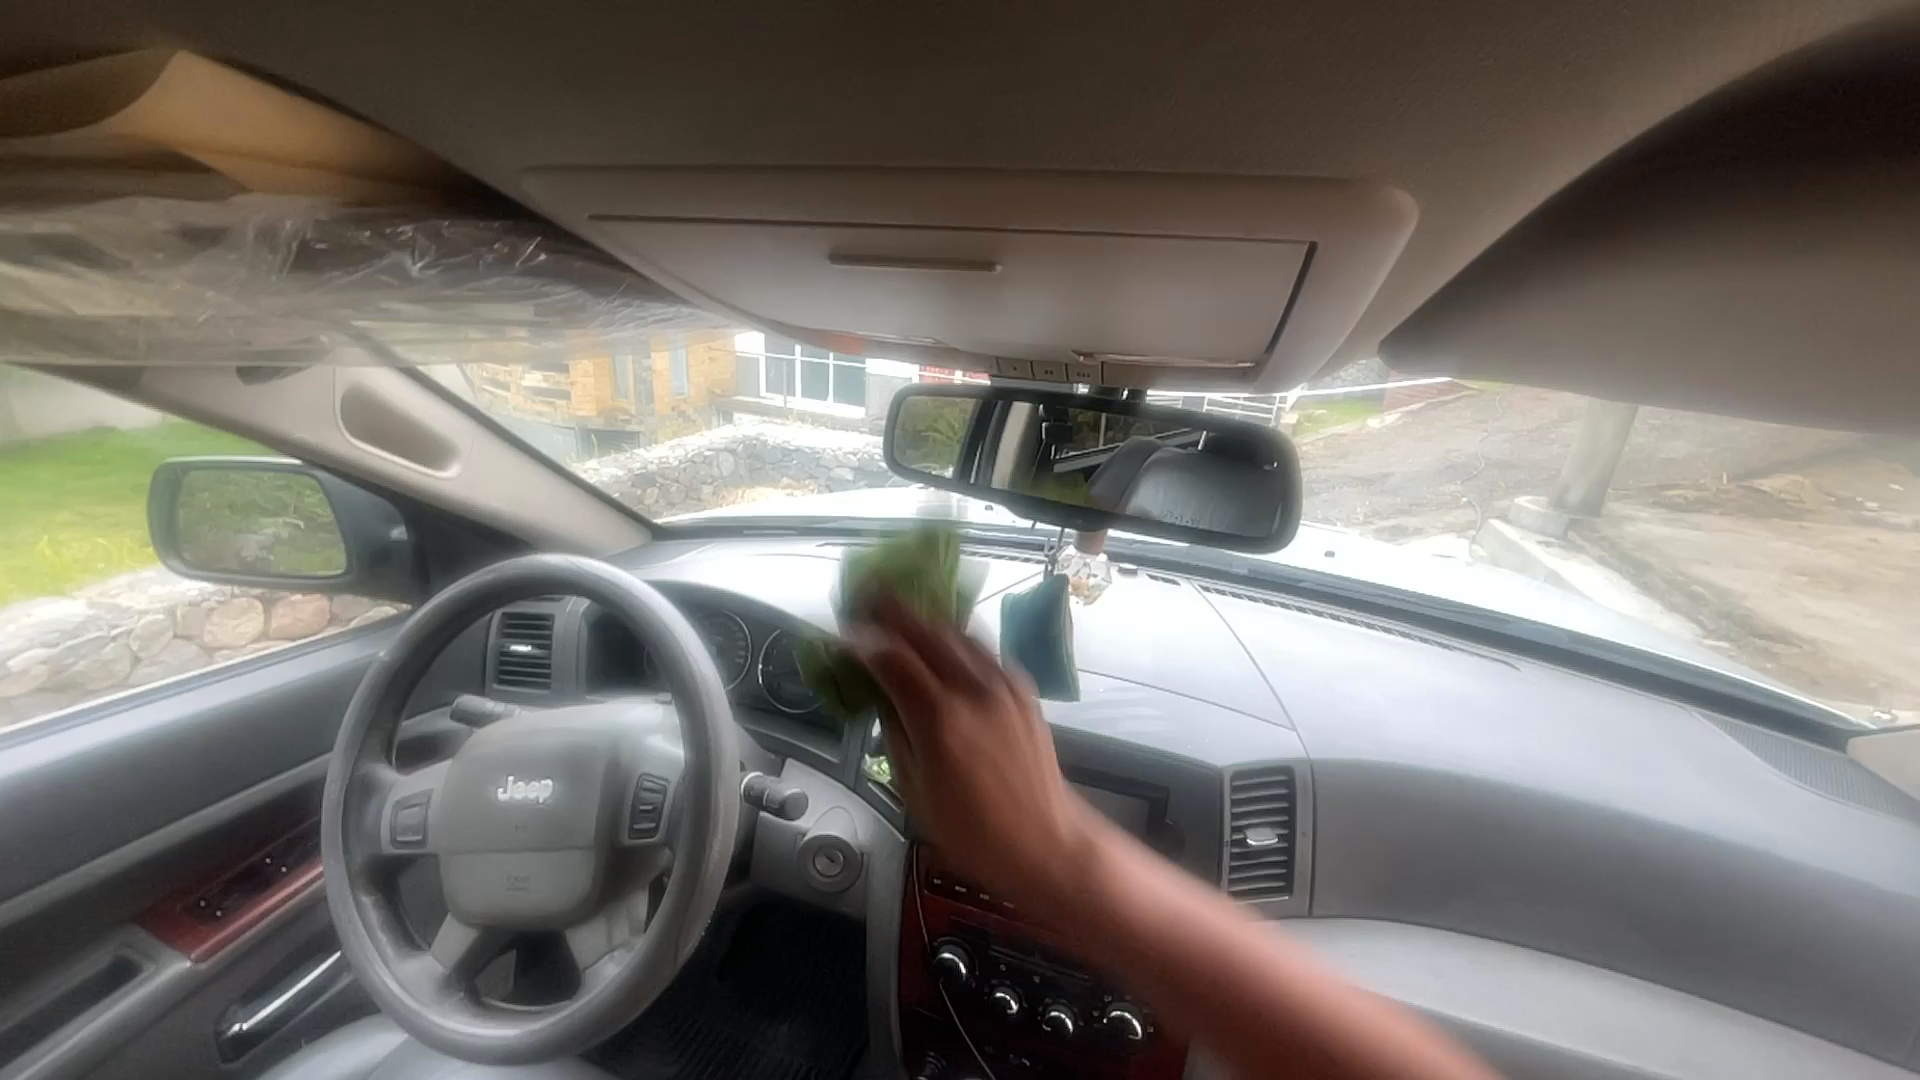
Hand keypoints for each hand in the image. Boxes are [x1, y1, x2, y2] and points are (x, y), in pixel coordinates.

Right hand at [849, 597, 1101, 911]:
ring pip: (957, 633)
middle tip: (865, 597)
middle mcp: (974, 690)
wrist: (1045, 840)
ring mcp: (1003, 685)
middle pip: (925, 632)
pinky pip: (983, 649)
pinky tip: (943, 641)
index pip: (892, 661)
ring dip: (924, 618)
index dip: (862, 642)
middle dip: (891, 611)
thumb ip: (895, 731)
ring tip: (900, 611)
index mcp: (940, 720)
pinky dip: (955, 638)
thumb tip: (881, 696)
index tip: (843, 632)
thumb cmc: (972, 831)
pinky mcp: (1022, 688)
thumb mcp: (914, 789)